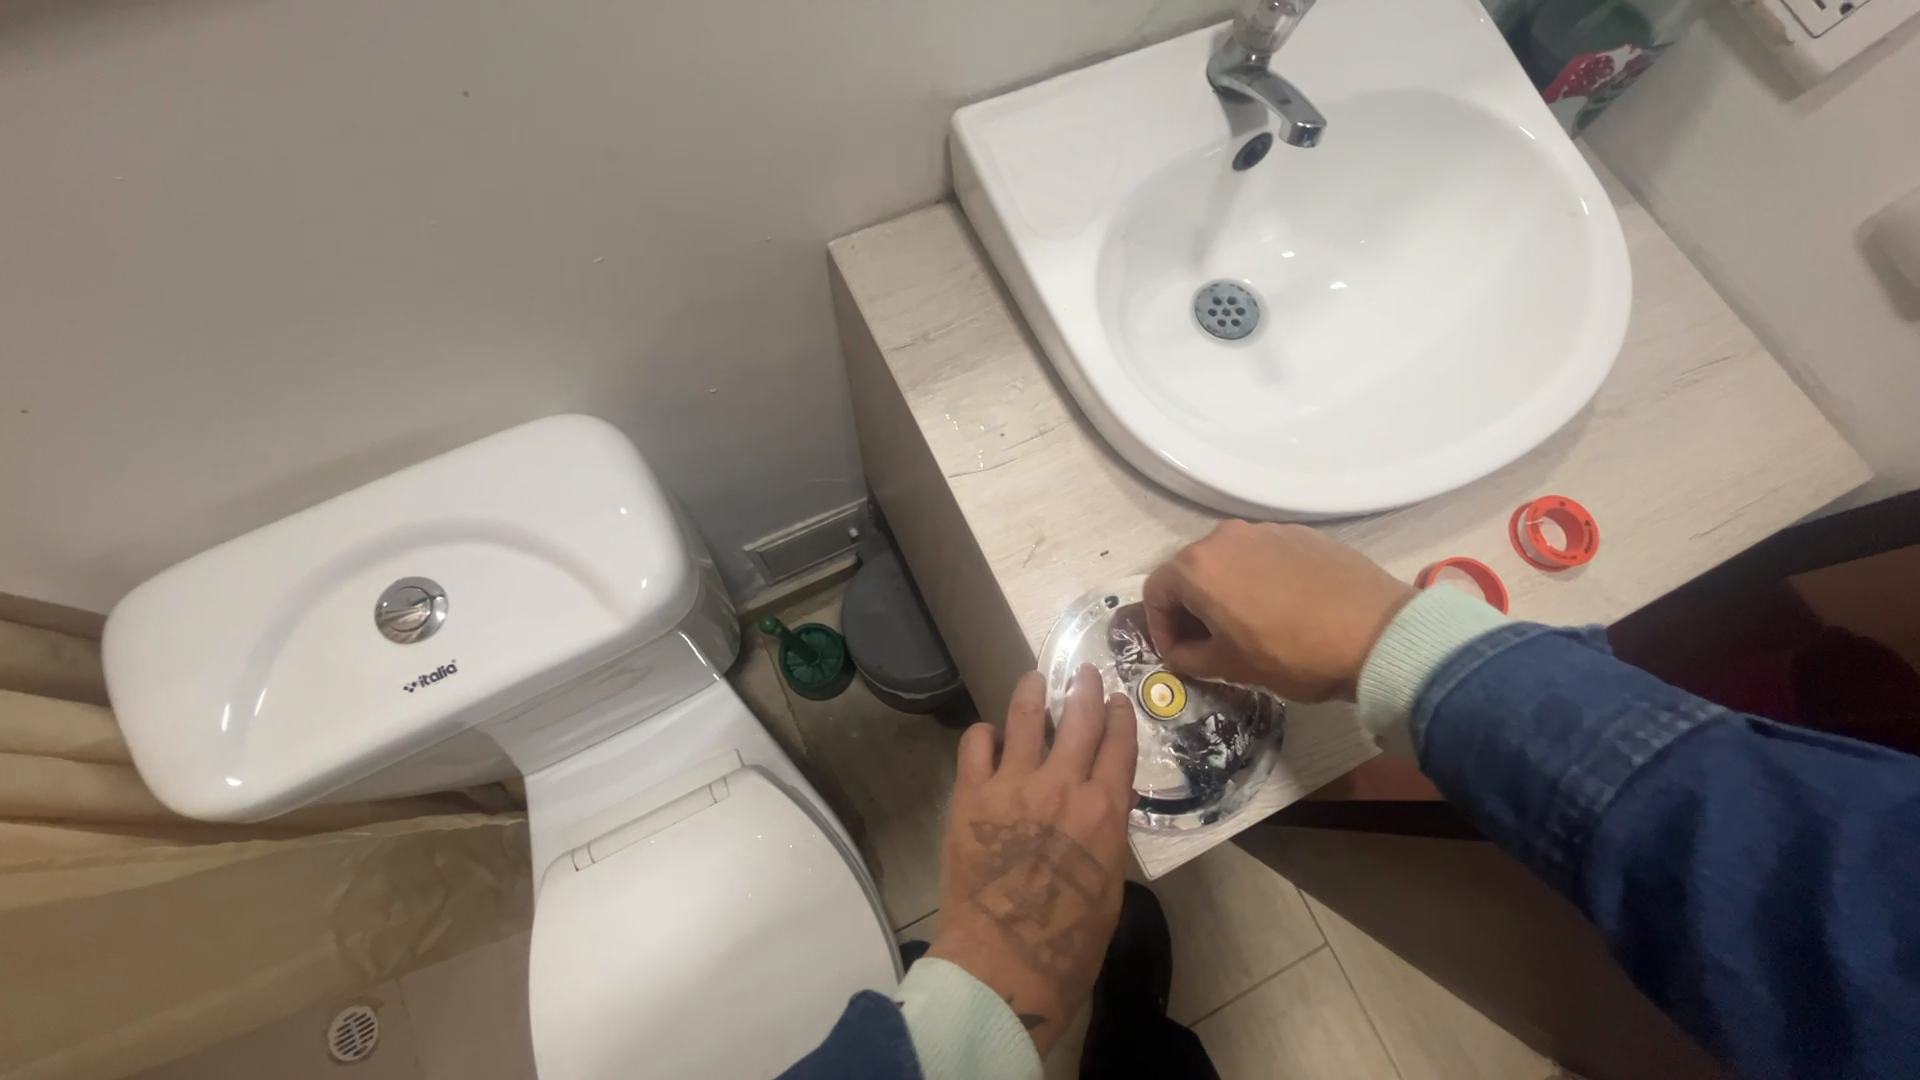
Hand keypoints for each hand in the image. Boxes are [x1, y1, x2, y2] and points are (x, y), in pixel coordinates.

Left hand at [926, 666, 1137, 1056]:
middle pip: (1079, 719)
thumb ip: (1104, 831)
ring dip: (1033, 693)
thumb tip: (1096, 801)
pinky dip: (984, 734)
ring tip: (1034, 680)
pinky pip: (976, 743)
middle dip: (1084, 690)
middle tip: (1083, 672)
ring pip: (1026, 717)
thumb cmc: (1068, 941)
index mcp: (1104, 810)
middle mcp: (1063, 785)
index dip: (1120, 716)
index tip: (1117, 698)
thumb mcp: (1110, 883)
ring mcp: (1013, 784)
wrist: (1003, 964)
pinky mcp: (972, 793)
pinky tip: (989, 736)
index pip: (1119, 745)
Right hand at [1142, 520, 1415, 701]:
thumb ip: (1188, 657)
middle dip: (1190, 606)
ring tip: (1249, 622)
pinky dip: (1260, 578)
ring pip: (1228, 561)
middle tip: (1208, 640)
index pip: (1155, 591)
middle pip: (1190, 571)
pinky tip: (1284, 606)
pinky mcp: (1302, 533)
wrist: (1378, 635)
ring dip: (1226, 590)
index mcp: (1196, 567)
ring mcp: (1265, 531)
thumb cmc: (1291, 653)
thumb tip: (1179, 651)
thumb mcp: (1229, 667)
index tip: (1176, 652)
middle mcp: (1224, 538)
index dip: (1159, 626)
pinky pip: (1264, 555)